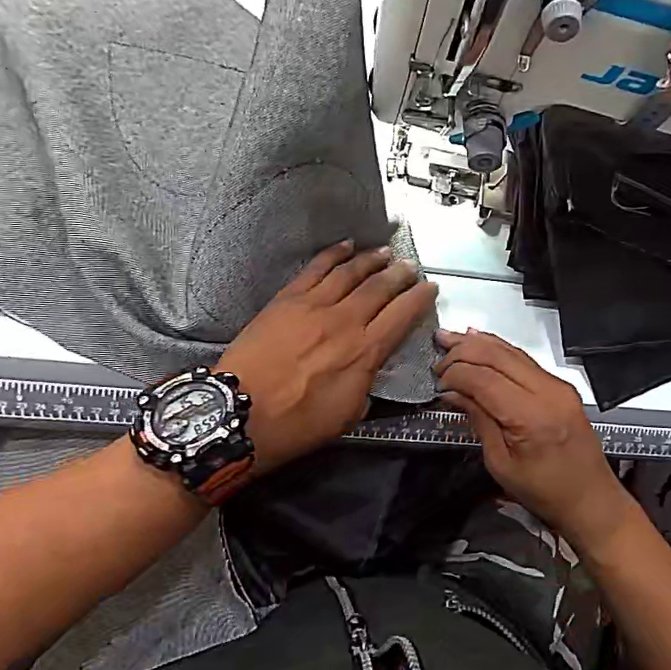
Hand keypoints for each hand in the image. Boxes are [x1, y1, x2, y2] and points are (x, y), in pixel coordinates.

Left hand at [219, 241, 436, 471]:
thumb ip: (366, 382)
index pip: (402, 315)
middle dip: (400, 275)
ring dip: (371, 260)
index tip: (430, 289)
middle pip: (379, 287)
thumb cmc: (295, 424)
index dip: (420, 299)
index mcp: (364, 351)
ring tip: (385, 252)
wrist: (240, 412)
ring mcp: (314, 305)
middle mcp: (344, 321)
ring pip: (350, 272)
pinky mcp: (287, 299)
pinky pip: (315, 268)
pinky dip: (333, 254)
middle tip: (410, 267)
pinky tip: (345, 246)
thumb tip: (372, 364)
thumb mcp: (347, 414)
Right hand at [434, 328, 640, 548]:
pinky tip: (477, 342)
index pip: (484, 379)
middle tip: (438, 359)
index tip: (437, 382)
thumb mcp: (500, 463)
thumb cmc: (545, 492)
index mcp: (532, 417)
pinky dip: (496, 348)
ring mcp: (557, 384)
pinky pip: (522, 358)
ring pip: (509, 350)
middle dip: (462, 352)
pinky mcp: (559, 384)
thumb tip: (452, 392)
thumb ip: (478, 420)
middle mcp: (548, 392)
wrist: (592, 501)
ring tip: (449, 339)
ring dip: (477, 343)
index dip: (456, 374)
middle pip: (496, 356)